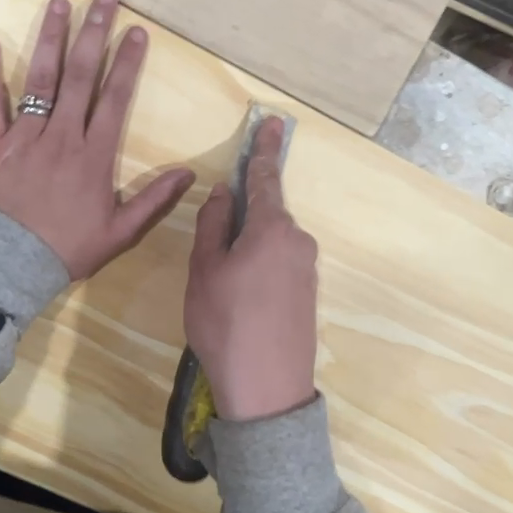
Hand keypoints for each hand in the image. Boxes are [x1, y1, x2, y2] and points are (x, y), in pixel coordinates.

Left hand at [0, 0, 196, 280]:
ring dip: (50, 39)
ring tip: (59, 3)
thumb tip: (189, 174)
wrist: (7, 266)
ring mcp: (24, 136)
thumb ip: (153, 201)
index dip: (127, 62)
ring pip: (40, 79)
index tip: (136, 31)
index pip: (115, 98)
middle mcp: (61, 135)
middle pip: (80, 75)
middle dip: (94, 33)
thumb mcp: (119, 232)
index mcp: (93, 155)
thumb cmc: (66, 250)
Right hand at [183, 117, 318, 421]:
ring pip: (272, 239)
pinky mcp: (307, 294)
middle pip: (268, 211)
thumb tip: (223, 193)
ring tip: (219, 276)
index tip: (274, 122)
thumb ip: (213, 224)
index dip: (265, 149)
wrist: (267, 390)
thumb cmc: (225, 323)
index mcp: (272, 229)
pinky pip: (280, 260)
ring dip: (248, 242)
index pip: (266, 178)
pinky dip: (259, 261)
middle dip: (243, 211)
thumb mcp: (205, 270)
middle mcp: (298, 242)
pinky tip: (240, 290)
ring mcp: (307, 270)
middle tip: (211, 237)